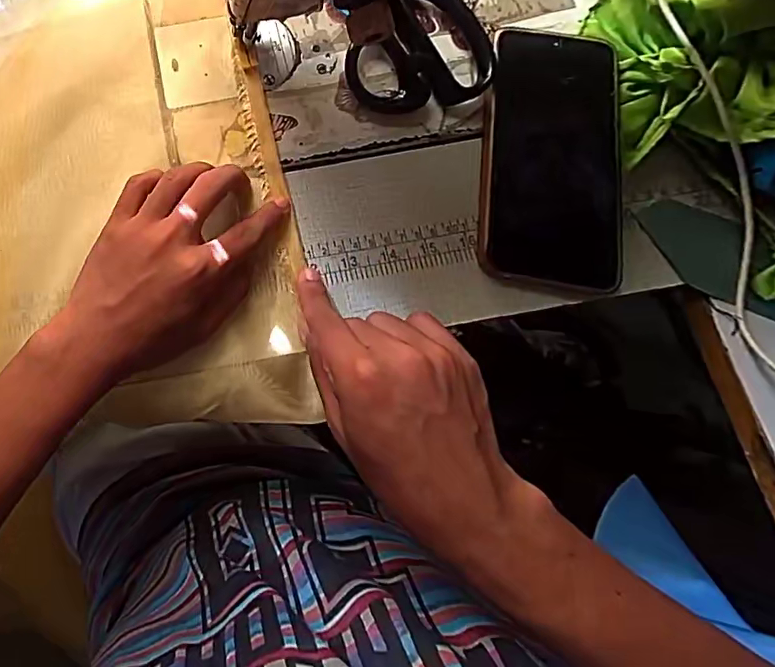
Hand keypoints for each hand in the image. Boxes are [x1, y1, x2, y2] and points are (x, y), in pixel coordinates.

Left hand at [40, 163, 289, 390]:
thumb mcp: (203, 327)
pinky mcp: (117, 221)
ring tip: (205, 174)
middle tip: (238, 180)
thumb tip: (250, 262)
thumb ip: (232, 293)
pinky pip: (139, 184)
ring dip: (198, 170)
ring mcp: (143, 226)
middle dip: (233, 176)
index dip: (269, 215)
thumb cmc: (150, 339)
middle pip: (212, 187)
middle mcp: (174, 239)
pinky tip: (165, 183)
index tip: (280, 203)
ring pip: (176, 177)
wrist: (94, 339)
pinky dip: (157, 176)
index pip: (245, 233)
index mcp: (200, 270)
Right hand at [296, 268, 552, 573]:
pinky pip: (419, 322)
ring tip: (394, 376)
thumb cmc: (399, 477)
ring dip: (381, 340)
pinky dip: (410, 337)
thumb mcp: (345, 433)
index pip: (326, 322)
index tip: (306, 277)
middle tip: (363, 379)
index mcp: (361, 378)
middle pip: (356, 324)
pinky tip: (415, 366)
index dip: (312, 298)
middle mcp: (396, 356)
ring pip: (386, 322)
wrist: (467, 499)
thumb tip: (313, 335)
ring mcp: (432, 352)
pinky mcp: (458, 353)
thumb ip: (326, 376)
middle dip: (351, 344)